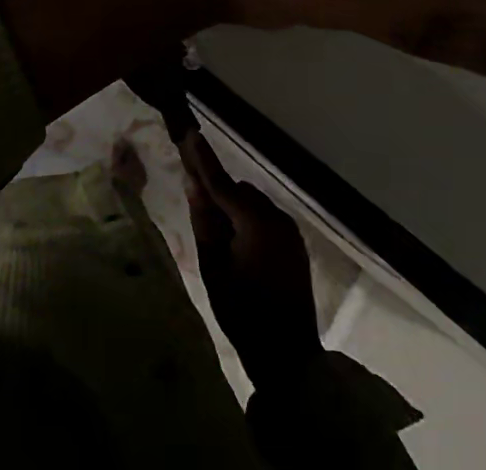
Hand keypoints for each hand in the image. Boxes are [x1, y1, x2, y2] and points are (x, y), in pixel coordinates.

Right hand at [180, 130, 321, 389]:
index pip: (221, 183)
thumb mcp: (213, 267)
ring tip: (219, 240)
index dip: (203, 159)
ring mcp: (290, 231)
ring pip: (253, 205)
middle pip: (239, 192)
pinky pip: (266, 220)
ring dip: (235, 210)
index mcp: (255, 222)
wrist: (287, 353)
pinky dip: (249, 222)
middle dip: (219, 195)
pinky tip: (239, 247)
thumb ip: (204, 221)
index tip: (190, 132)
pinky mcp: (295, 244)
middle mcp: (277, 218)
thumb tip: (194, 185)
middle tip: (198, 212)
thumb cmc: (242, 312)